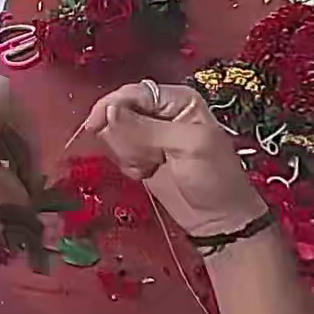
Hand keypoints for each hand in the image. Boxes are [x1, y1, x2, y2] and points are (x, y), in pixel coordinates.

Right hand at [83, 82, 267, 237]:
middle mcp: (162, 112)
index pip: (134, 92)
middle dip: (125, 135)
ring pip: (116, 132)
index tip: (94, 126)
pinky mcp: (141, 155)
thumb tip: (108, 111)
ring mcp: (150, 134)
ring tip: (149, 165)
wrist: (219, 221)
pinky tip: (145, 173)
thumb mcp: (187, 147)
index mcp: (178, 100)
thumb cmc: (215, 179)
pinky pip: (118, 151)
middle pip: (120, 110)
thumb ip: (146, 128)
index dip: (112, 106)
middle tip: (145, 156)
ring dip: (127, 152)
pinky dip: (128, 164)